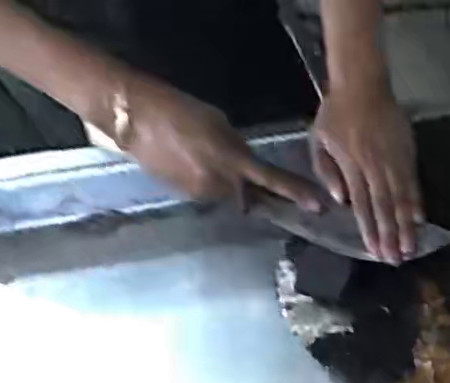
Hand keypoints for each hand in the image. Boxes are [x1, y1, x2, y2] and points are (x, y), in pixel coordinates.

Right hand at [110, 75, 322, 209]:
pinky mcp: (189, 199)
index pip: (273, 182)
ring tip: (200, 159)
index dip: (297, 195)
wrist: (131, 114)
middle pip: (251, 198)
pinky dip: (206, 185)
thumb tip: (250, 169)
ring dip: (225, 186)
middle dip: (254, 193)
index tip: (319, 207)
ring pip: (228, 198)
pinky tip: (188, 165)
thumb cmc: (177, 109)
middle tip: (238, 173)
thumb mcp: (218, 124)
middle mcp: (223, 185)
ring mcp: (205, 195)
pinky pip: (209, 197)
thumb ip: (239, 151)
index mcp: (233, 160)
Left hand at [311, 84, 421, 262]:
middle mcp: (373, 167)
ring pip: (401, 200)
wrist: (362, 81)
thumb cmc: (337, 112)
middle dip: (390, 236)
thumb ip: (327, 172)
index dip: (369, 231)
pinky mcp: (407, 154)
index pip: (362, 206)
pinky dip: (417, 203)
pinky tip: (421, 221)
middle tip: (396, 260)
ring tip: (411, 249)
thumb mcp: (319, 139)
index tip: (375, 252)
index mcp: (351, 165)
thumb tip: (341, 201)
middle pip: (383, 208)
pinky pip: (413, 183)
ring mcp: (393, 161)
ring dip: (406, 227)